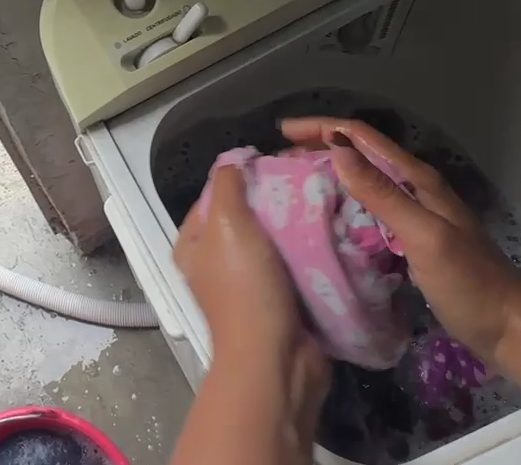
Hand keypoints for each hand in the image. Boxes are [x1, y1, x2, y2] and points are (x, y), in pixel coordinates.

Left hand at [174, 166, 330, 393]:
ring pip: (273, 242)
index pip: (212, 196)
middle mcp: (214, 264)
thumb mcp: (226, 221)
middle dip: (272, 203)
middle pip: (245, 218)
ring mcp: (247, 285)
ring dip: (295, 228)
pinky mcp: (279, 303)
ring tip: (320, 204)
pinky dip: (309, 254)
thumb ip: (227, 184)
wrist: (276, 360)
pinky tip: (328, 235)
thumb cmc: (244, 286)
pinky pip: (295, 267)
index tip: (272, 166)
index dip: (239, 179)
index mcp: (192, 245)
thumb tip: (234, 160)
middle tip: (303, 184)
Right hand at [282, 117, 520, 364]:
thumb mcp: (423, 235)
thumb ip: (381, 193)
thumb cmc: (469, 282)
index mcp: (415, 178)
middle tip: (279, 161)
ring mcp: (413, 212)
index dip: (320, 127)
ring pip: (361, 179)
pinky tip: (325, 217)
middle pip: (358, 153)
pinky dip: (341, 202)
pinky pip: (366, 208)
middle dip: (318, 148)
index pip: (360, 136)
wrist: (512, 331)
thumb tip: (335, 149)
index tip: (282, 133)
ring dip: (327, 174)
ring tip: (293, 183)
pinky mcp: (410, 237)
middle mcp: (412, 187)